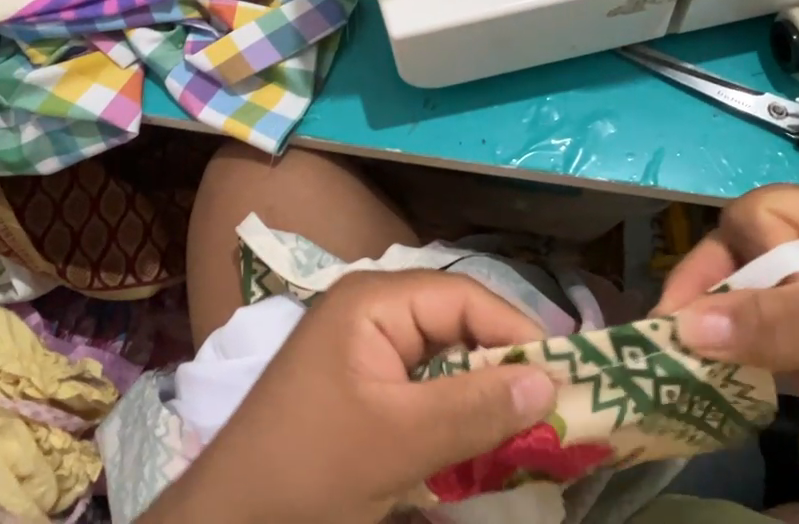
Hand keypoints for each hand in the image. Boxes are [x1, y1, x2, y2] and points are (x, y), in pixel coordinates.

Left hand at [145, 271, 557, 523]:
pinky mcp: (363, 389)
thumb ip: (475, 408)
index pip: (464, 297)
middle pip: (457, 324)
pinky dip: (456, 413)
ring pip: (445, 359)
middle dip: (505, 363)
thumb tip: (551, 381)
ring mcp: (364, 350)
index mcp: (373, 301)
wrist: (229, 521)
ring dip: (484, 392)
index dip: (518, 330)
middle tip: (559, 406)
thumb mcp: (398, 442)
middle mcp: (371, 312)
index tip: (569, 375)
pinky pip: (424, 388)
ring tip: (534, 424)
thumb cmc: (308, 470)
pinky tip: (485, 441)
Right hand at [655, 184, 798, 483]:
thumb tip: (682, 324)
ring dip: (705, 332)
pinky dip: (723, 361)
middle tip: (670, 342)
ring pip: (733, 303)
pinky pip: (747, 345)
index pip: (751, 219)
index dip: (726, 259)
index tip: (702, 312)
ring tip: (673, 365)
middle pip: (732, 258)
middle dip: (702, 297)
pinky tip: (702, 380)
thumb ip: (776, 322)